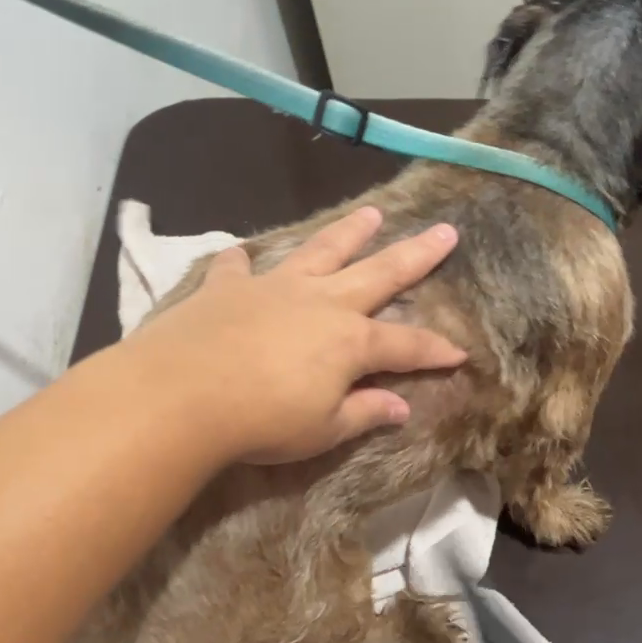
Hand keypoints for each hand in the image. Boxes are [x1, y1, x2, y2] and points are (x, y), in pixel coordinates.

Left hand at [119, 206, 465, 464]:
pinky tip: (245, 256)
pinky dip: (244, 263)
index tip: (461, 353)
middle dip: (416, 255)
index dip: (436, 350)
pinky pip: (240, 268)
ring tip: (372, 213)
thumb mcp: (325, 429)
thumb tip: (400, 407)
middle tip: (445, 231)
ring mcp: (274, 289)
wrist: (180, 395)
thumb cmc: (264, 421)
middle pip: (380, 273)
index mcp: (351, 341)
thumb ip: (364, 413)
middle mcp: (321, 303)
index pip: (408, 344)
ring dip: (350, 232)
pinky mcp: (228, 288)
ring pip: (322, 252)